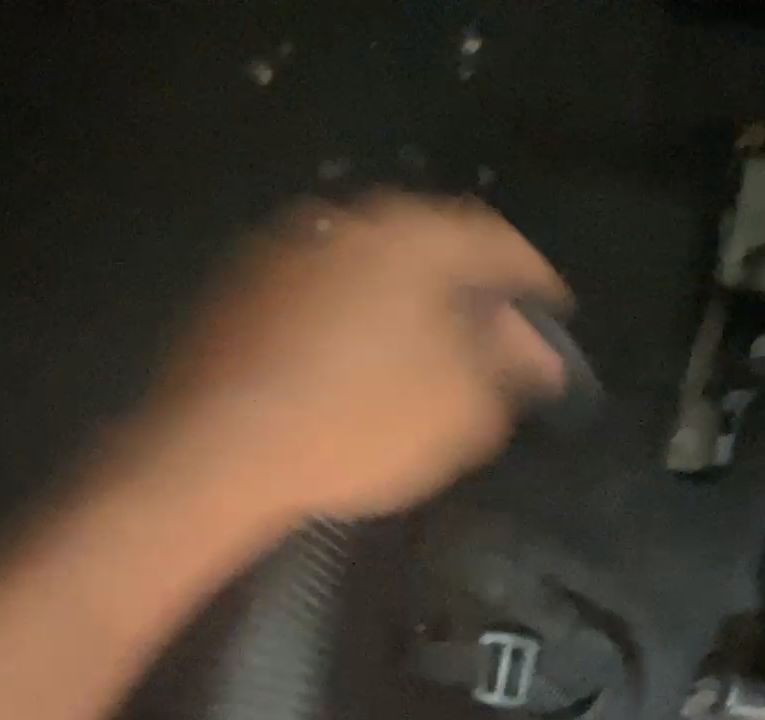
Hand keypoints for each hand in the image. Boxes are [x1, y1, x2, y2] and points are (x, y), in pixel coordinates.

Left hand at [130, 192, 571, 522]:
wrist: (215, 451)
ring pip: (367, 271)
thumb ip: (509, 370)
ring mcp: (284, 252)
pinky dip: (348, 322)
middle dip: (464, 296)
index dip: (531, 281)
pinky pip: (319, 297)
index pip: (497, 243)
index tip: (549, 314)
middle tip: (485, 342)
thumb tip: (533, 351)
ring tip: (419, 357)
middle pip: (428, 252)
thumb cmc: (352, 426)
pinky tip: (348, 366)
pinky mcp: (239, 292)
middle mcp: (346, 223)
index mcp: (412, 237)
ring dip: (403, 307)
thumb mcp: (460, 410)